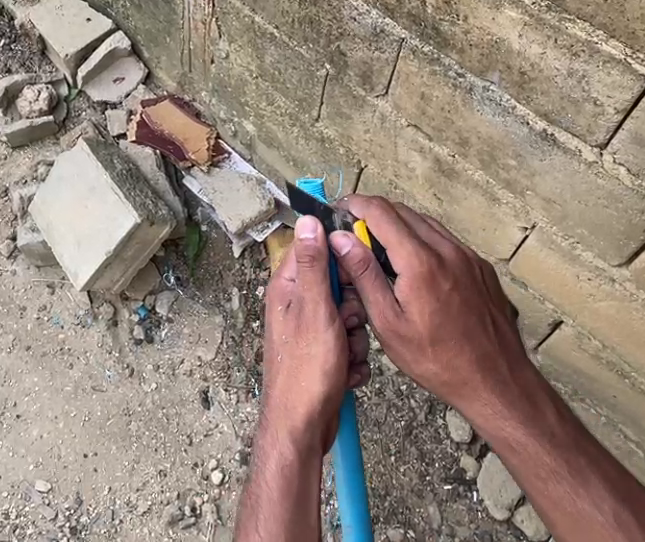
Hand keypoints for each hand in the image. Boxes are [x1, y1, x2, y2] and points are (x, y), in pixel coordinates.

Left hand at [258, 215, 368, 451]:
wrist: (303, 427)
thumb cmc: (305, 369)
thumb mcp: (315, 309)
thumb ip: (314, 264)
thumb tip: (308, 219)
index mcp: (288, 285)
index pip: (317, 249)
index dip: (340, 260)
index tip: (353, 276)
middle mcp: (297, 303)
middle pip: (339, 285)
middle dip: (353, 308)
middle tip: (347, 325)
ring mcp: (311, 329)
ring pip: (350, 316)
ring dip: (356, 338)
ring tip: (345, 356)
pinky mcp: (324, 353)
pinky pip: (351, 343)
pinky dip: (354, 359)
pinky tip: (346, 373)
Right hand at [330, 195, 530, 430]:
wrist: (497, 383)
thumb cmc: (436, 360)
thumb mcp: (388, 324)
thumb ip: (364, 274)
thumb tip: (339, 238)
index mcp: (420, 261)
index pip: (380, 211)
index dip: (354, 204)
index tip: (337, 211)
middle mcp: (447, 249)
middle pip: (402, 210)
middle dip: (373, 214)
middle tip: (353, 233)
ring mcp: (468, 255)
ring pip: (424, 222)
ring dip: (398, 224)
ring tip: (379, 248)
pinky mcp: (481, 266)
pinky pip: (444, 238)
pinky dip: (421, 238)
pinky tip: (413, 264)